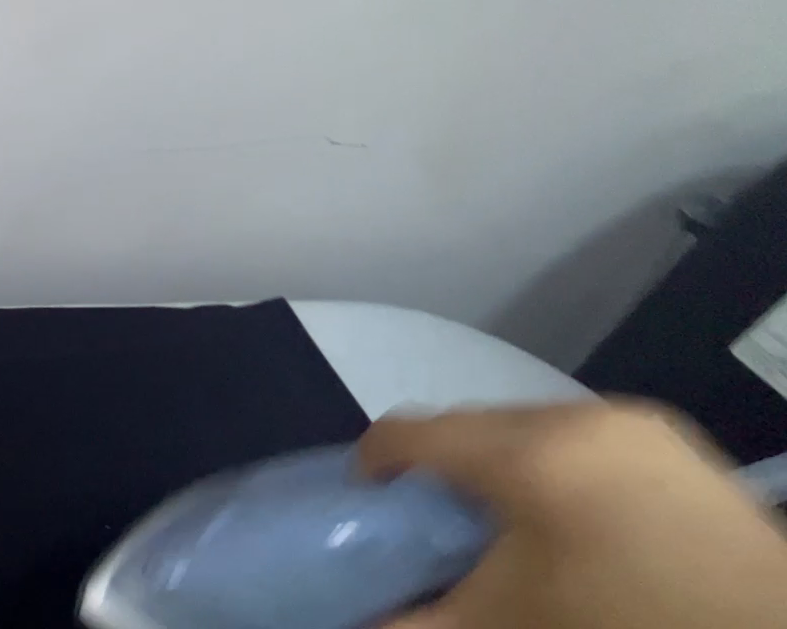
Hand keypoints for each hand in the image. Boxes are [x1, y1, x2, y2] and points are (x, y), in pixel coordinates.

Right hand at [358, 401, 786, 628]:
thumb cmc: (628, 626)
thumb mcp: (514, 626)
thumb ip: (424, 620)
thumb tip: (362, 621)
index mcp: (525, 457)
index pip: (406, 433)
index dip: (376, 464)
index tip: (377, 504)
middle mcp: (567, 419)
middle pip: (461, 425)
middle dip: (442, 468)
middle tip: (449, 526)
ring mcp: (623, 422)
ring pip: (514, 423)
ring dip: (497, 461)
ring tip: (517, 521)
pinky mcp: (664, 435)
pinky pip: (569, 431)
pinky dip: (551, 461)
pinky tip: (575, 512)